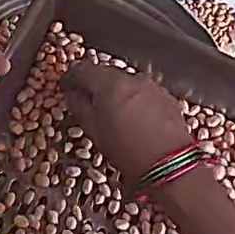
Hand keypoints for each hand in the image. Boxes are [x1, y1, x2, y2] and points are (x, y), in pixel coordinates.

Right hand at [61, 62, 195, 184]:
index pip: (82, 70)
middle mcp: (132, 78)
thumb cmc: (125, 148)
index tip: (65, 88)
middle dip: (93, 84)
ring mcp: (152, 87)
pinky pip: (143, 93)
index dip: (70, 78)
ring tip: (110, 112)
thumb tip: (72, 94)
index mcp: (108, 83)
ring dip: (115, 92)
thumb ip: (79, 106)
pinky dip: (134, 100)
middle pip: (105, 73)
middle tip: (85, 101)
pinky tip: (133, 118)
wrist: (169, 164)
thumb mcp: (92, 129)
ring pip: (126, 83)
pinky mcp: (167, 99)